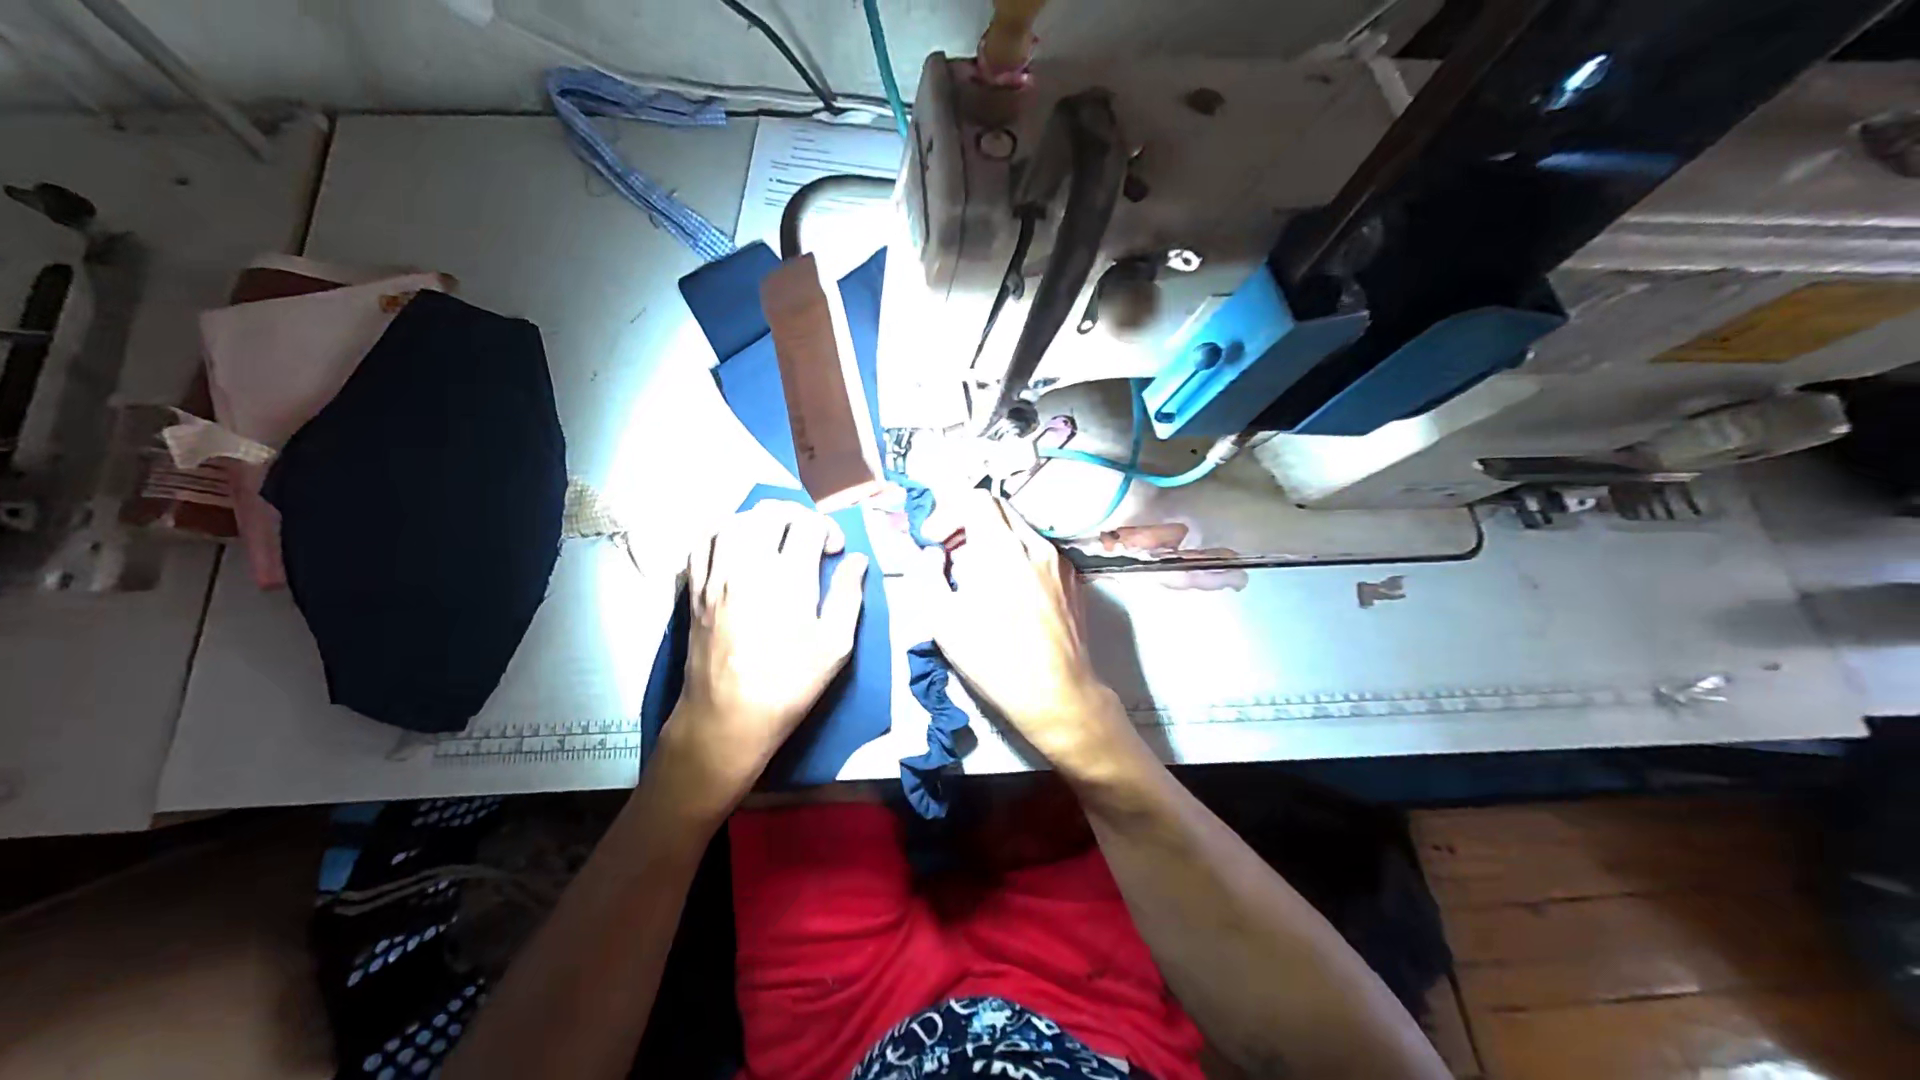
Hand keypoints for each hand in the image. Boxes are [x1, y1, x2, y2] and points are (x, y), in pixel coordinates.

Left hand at [660, 502, 867, 810]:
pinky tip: (736, 544)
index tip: (835, 551)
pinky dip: (721, 531)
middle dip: (796, 515)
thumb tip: (858, 561)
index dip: (827, 529)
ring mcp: (714, 577)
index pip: (807, 525)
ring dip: (759, 518)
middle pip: (768, 512)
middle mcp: (747, 567)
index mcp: (787, 579)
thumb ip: (848, 596)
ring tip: (774, 535)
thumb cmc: (789, 685)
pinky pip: (700, 543)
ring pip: (732, 520)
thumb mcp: (835, 647)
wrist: (727, 719)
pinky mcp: (693, 590)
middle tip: (808, 536)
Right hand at [914, 488, 1136, 778]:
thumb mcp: (942, 620)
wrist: (1058, 695)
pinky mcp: (1073, 581)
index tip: (933, 540)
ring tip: (975, 578)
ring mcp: (1059, 562)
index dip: (946, 511)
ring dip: (991, 542)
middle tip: (948, 554)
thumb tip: (929, 554)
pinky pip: (1038, 553)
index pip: (975, 498)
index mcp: (1002, 548)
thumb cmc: (995, 660)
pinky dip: (1015, 558)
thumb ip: (928, 575)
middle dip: (966, 523)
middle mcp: (1036, 545)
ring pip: (1019, 531)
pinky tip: (1006, 594)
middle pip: (998, 509)